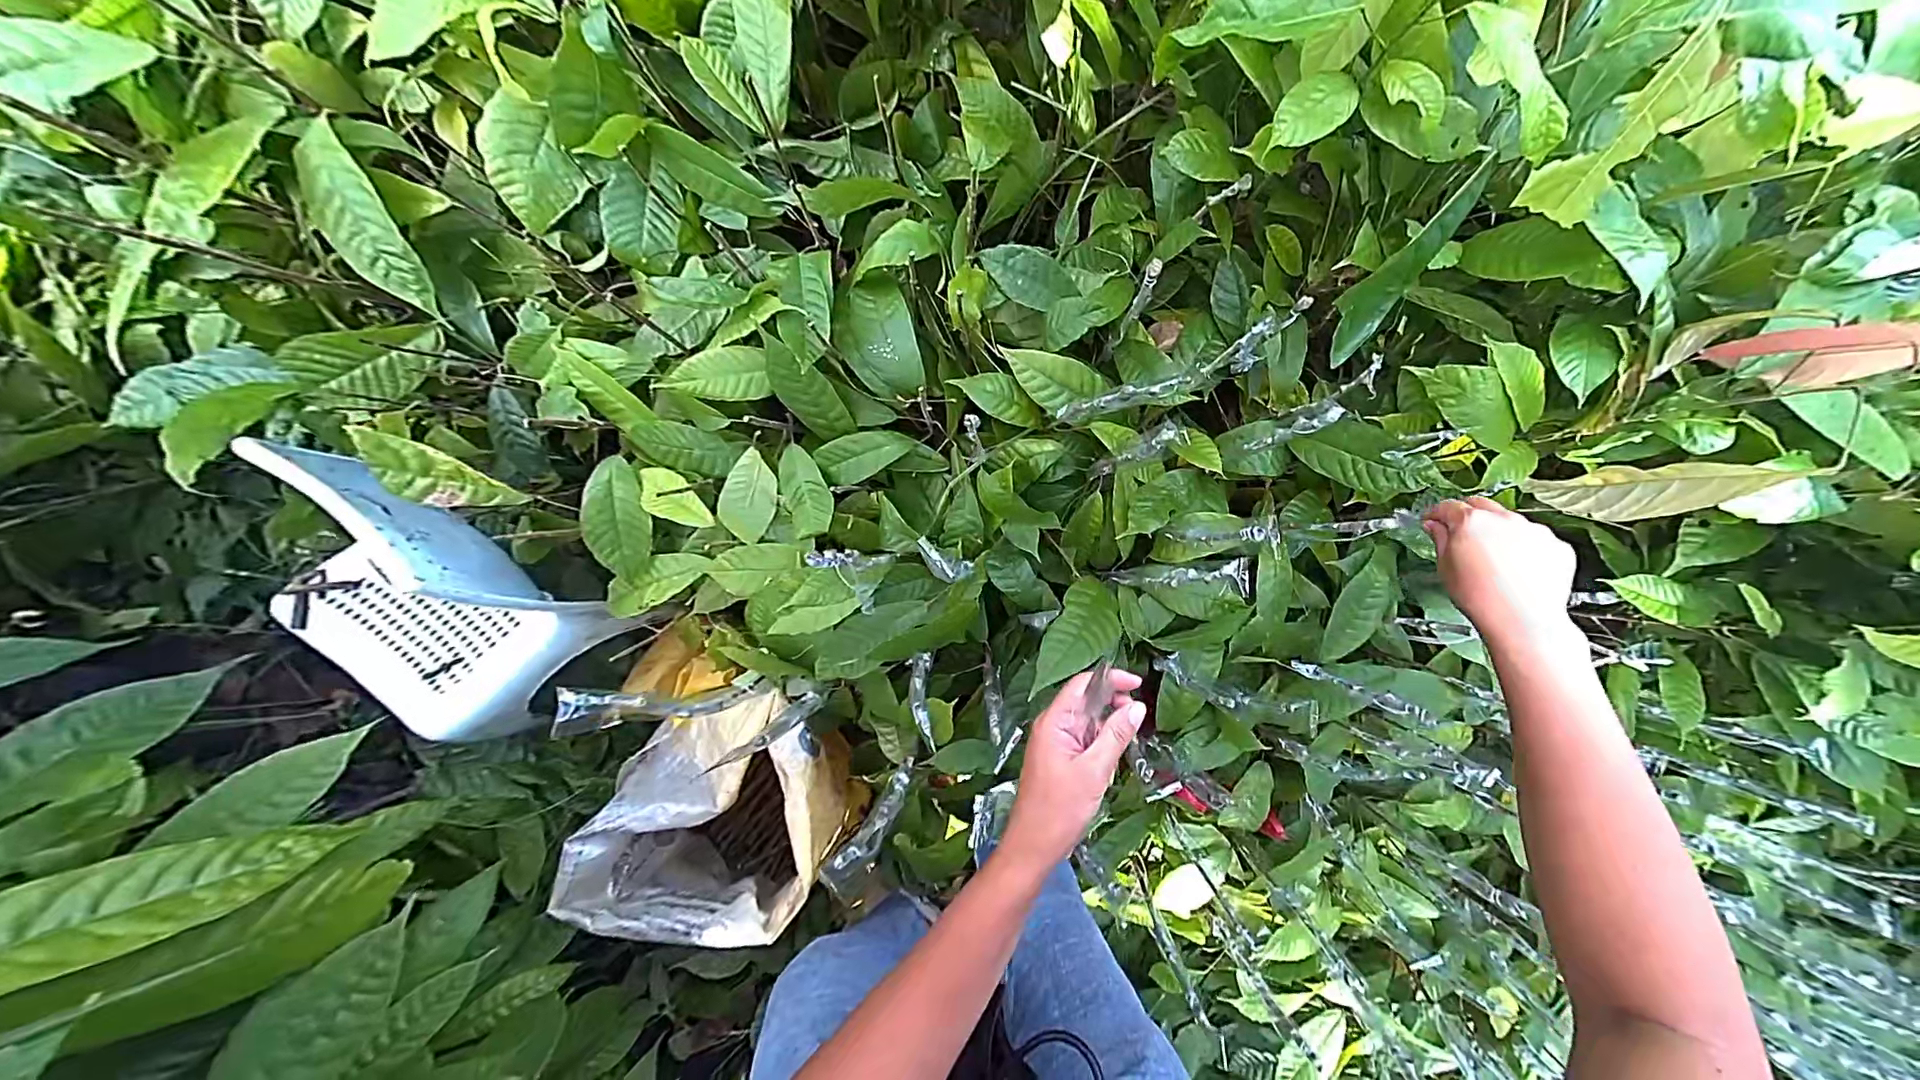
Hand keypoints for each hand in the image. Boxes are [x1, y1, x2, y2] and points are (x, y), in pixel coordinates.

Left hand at [1001, 669, 1145, 867]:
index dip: (1109, 678)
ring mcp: (1055, 742)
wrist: (1034, 845)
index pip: (1082, 684)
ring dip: (1109, 723)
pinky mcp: (1060, 758)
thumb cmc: (1059, 810)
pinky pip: (1084, 739)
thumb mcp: (1094, 770)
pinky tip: (1114, 752)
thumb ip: (1115, 735)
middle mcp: (1052, 726)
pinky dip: (1102, 740)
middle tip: (1138, 714)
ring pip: (1087, 720)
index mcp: (1053, 722)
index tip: (1137, 683)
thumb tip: (1136, 706)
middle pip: (1085, 699)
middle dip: (1112, 700)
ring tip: (1130, 734)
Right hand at [1423, 498, 1577, 646]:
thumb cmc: (1481, 597)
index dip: (1435, 514)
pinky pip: (1534, 538)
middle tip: (1458, 534)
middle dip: (1467, 515)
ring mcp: (1534, 531)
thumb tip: (1436, 527)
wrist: (1522, 620)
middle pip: (1481, 506)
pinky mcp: (1556, 546)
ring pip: (1509, 521)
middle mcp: (1505, 520)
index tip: (1432, 521)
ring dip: (1497, 532)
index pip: (1448, 506)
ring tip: (1491, 559)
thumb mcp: (1445, 567)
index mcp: (1472, 522)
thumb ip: (1440, 539)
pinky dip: (1523, 547)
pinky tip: (1515, 568)